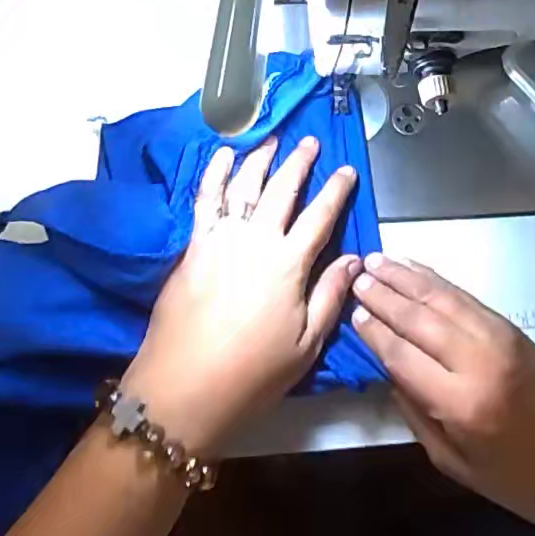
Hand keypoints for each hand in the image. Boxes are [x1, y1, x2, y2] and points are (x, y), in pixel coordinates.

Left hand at [120, 136, 360, 453]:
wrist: (179, 395)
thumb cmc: (250, 374)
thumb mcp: (306, 344)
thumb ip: (331, 295)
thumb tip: (355, 258)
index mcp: (289, 264)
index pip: (320, 216)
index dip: (336, 190)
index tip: (347, 169)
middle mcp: (257, 241)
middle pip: (283, 190)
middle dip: (300, 162)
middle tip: (311, 142)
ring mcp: (221, 241)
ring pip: (245, 187)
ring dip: (260, 159)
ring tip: (272, 140)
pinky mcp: (193, 248)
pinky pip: (205, 202)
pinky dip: (214, 175)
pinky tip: (222, 156)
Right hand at [349, 254, 534, 535]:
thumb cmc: (513, 475)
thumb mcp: (452, 461)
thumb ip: (416, 412)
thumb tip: (387, 368)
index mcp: (462, 402)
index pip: (405, 356)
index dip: (376, 332)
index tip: (352, 311)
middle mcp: (479, 358)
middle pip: (422, 318)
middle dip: (386, 295)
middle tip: (357, 275)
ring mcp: (498, 335)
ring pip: (444, 298)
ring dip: (408, 277)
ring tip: (378, 261)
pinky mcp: (509, 325)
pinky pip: (466, 297)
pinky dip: (438, 281)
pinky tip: (417, 271)